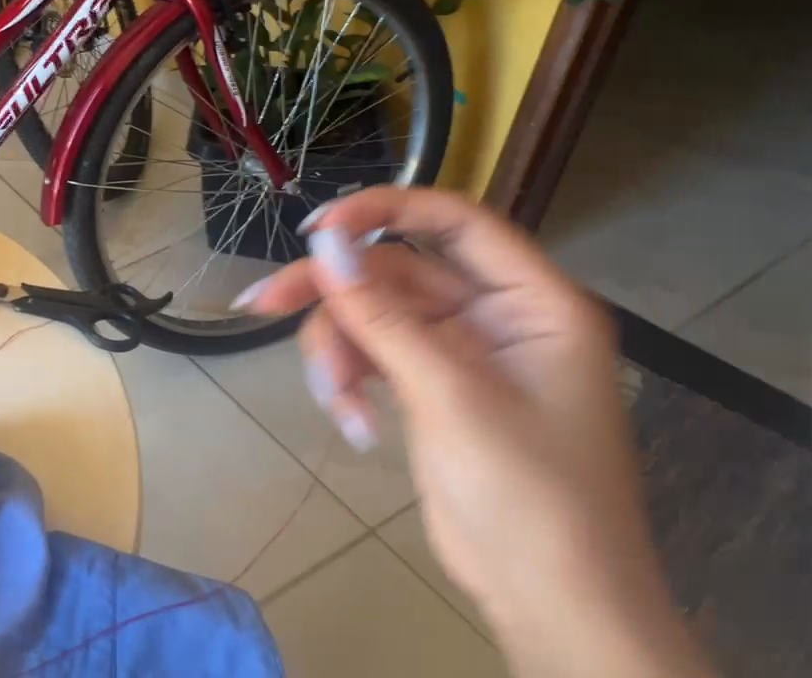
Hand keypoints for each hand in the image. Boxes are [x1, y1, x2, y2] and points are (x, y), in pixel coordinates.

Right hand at [238, 187, 713, 677]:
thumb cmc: (530, 496)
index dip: (382, 211)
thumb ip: (381, 314)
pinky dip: (349, 381)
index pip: (453, 220)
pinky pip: (370, 353)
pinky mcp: (429, 384)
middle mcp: (496, 314)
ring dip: (337, 353)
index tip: (314, 232)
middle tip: (259, 306)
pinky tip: (353, 424)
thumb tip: (323, 242)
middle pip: (391, 271)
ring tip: (338, 406)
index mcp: (533, 302)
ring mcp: (460, 351)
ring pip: (369, 314)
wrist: (552, 601)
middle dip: (330, 297)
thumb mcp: (449, 395)